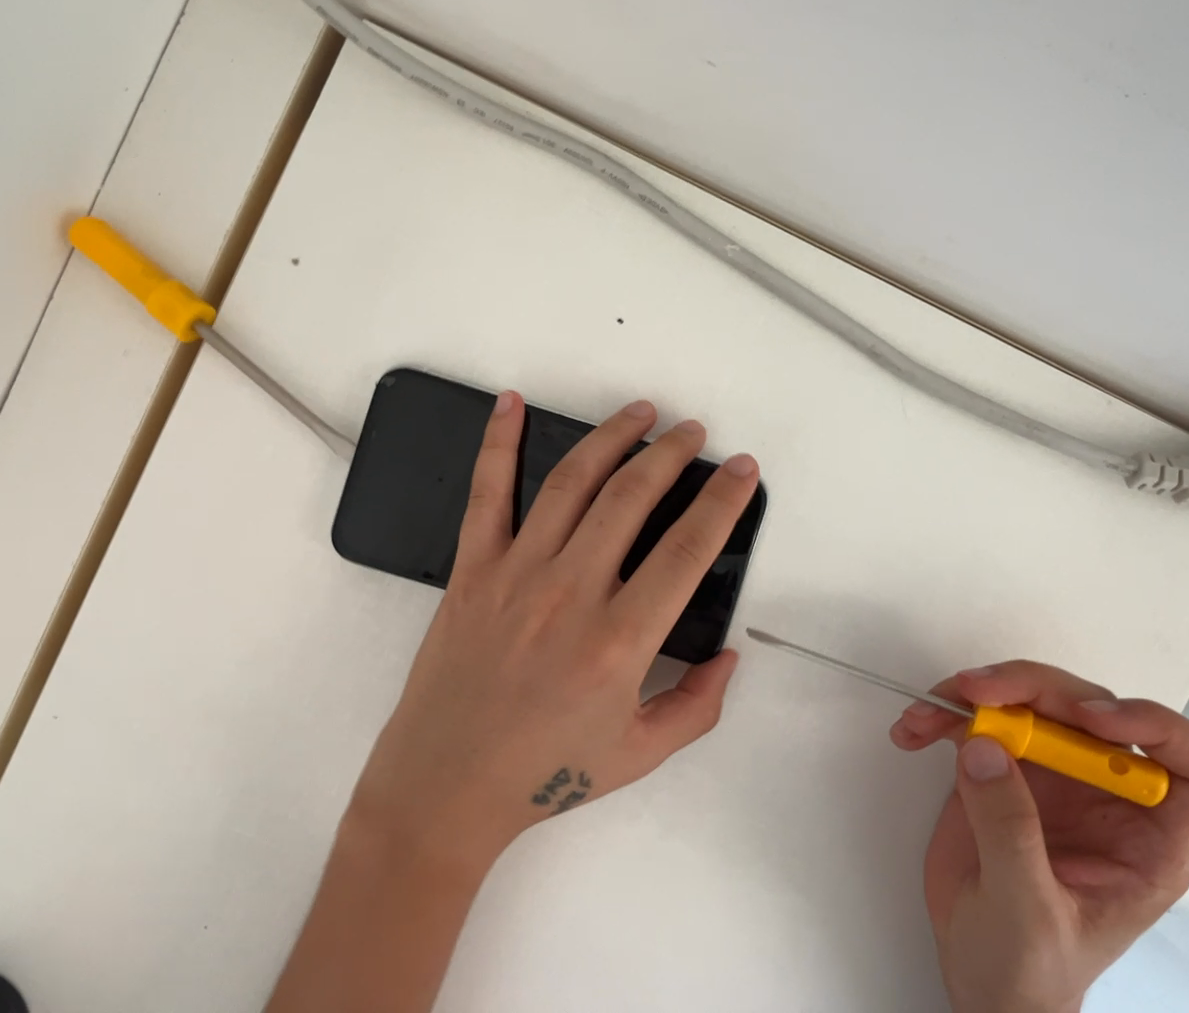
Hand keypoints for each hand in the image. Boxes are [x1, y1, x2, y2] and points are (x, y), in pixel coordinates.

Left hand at [347, 392, 762, 868]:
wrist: (447, 783)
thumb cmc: (545, 774)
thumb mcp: (641, 753)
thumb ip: (699, 705)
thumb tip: (729, 656)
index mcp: (620, 641)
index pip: (687, 550)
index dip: (724, 501)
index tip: (741, 470)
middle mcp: (571, 594)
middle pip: (632, 497)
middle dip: (672, 453)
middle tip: (692, 431)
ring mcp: (517, 574)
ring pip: (572, 483)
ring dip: (611, 437)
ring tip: (638, 413)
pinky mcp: (472, 569)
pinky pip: (487, 494)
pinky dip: (498, 443)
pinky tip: (511, 404)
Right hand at [890, 661, 1188, 1012]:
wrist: (979, 978)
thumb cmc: (1029, 967)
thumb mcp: (1028, 911)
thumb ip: (1012, 833)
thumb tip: (984, 747)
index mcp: (1148, 838)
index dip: (1155, 727)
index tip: (1091, 719)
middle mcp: (1104, 795)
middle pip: (1088, 712)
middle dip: (1033, 690)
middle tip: (974, 691)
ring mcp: (1050, 779)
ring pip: (1029, 704)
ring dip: (974, 696)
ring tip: (926, 711)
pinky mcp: (998, 771)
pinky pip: (976, 723)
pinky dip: (941, 718)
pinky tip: (910, 731)